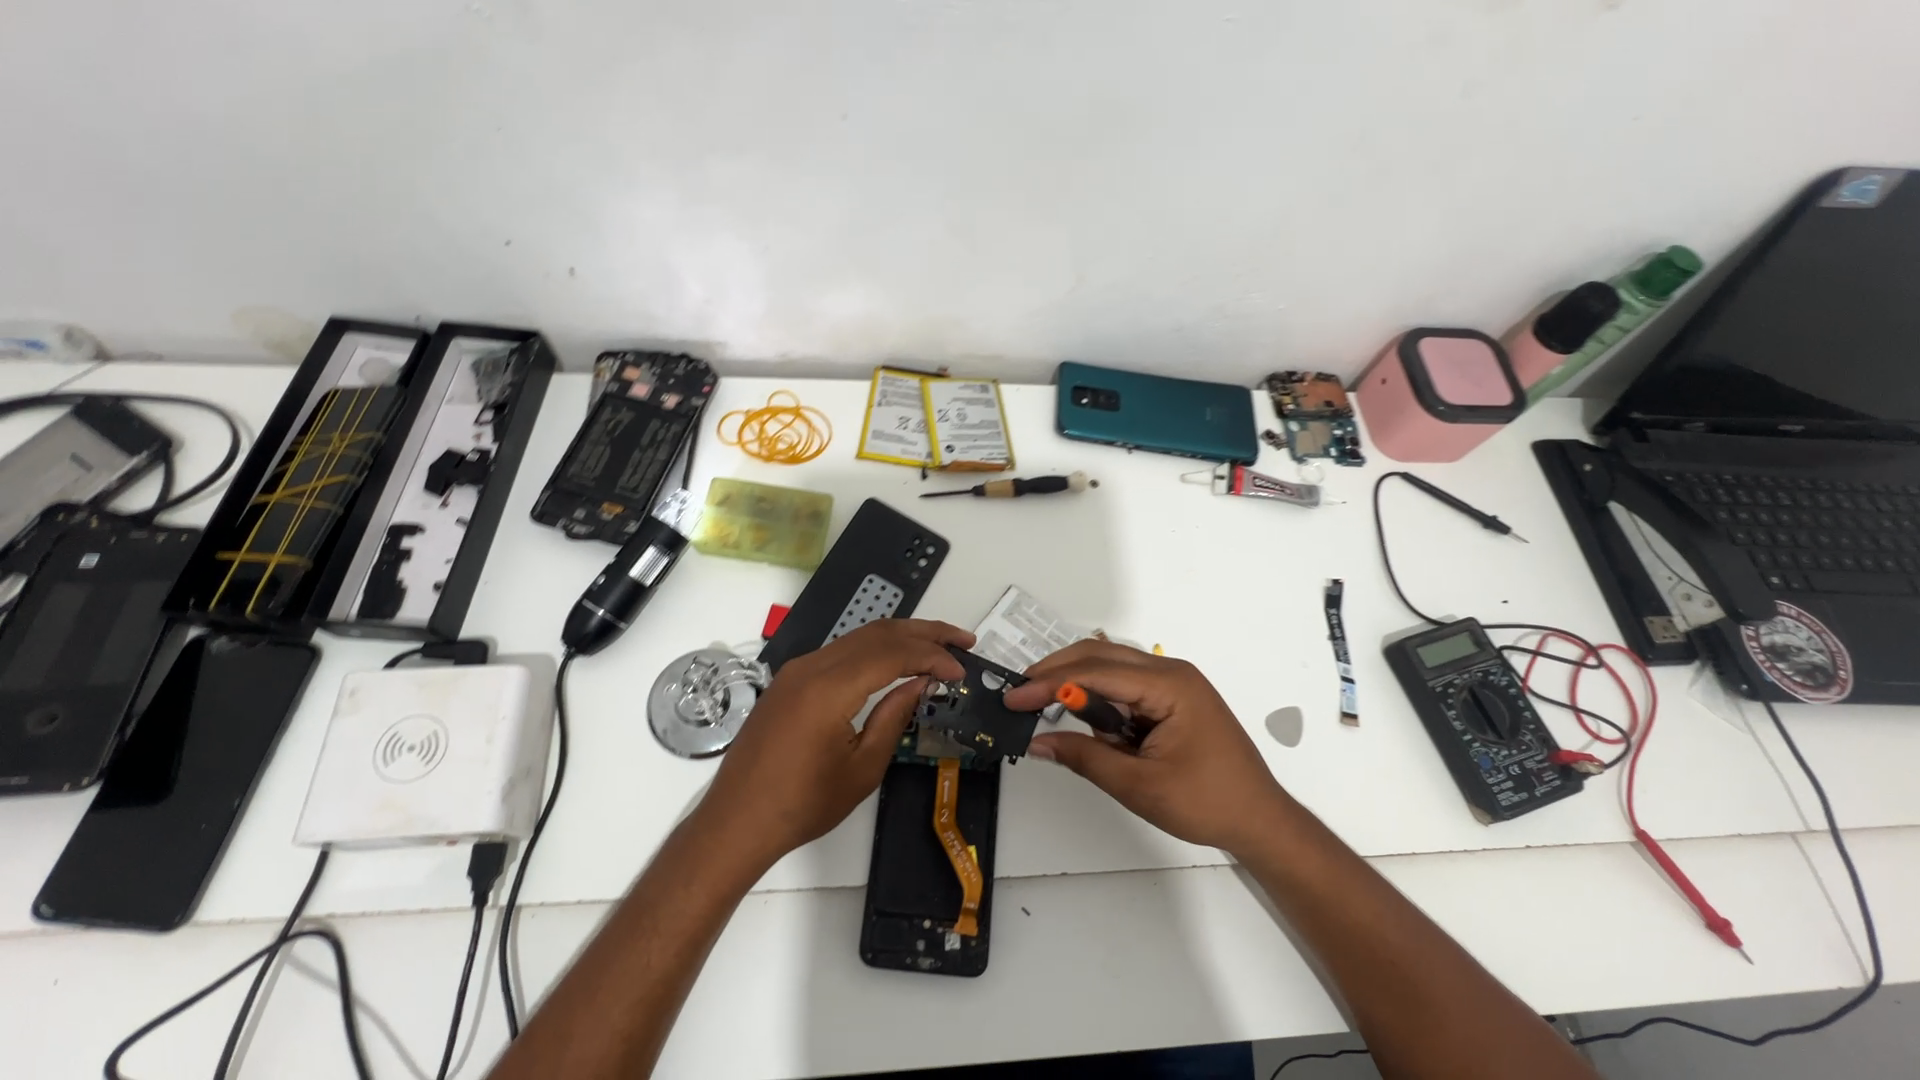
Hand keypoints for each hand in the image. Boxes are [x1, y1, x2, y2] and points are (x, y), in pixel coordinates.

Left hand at [695, 619, 973, 867]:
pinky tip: (894, 662)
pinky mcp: (788, 681)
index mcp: (829, 688)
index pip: (892, 653)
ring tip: (937, 647)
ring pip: (857, 638)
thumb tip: (919, 683)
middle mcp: (811, 667)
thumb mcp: (862, 768)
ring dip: (899, 638)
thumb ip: (893, 717)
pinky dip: (873, 651)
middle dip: (924, 633)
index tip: (961, 671)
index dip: (932, 656)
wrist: (738, 821)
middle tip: (963, 641)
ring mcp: (795, 671)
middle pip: (877, 633)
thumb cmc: (803, 805)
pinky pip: (838, 652)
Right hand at [1001, 641, 1293, 855]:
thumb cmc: (1205, 802)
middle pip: (1101, 656)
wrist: (1260, 819)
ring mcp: (1175, 684)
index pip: (1096, 672)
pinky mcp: (1173, 700)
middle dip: (1058, 673)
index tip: (1014, 698)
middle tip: (1020, 696)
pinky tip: (1084, 721)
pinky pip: (1126, 688)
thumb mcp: (1138, 785)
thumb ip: (1085, 758)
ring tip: (1043, 707)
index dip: (1050, 683)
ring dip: (1078, 686)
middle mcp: (1172, 673)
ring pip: (1112, 668)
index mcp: (1169, 685)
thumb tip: (1037, 742)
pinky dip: (1100, 700)